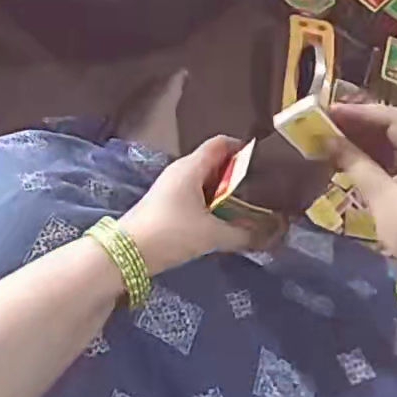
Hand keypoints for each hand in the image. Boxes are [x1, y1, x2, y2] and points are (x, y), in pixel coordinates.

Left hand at [121, 136, 257, 273]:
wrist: (126, 253)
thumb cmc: (170, 233)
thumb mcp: (211, 235)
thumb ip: (243, 234)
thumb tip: (270, 236)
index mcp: (191, 167)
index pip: (221, 143)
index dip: (243, 148)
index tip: (263, 164)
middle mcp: (181, 170)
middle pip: (215, 161)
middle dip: (238, 173)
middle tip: (261, 188)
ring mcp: (171, 186)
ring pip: (205, 179)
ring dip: (225, 190)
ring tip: (248, 205)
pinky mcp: (166, 202)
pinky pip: (195, 193)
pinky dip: (211, 201)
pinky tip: (223, 218)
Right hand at [326, 102, 396, 293]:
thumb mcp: (384, 201)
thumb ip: (358, 166)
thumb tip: (329, 140)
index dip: (363, 112)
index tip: (332, 110)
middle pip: (396, 127)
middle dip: (360, 123)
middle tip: (327, 119)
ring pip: (394, 143)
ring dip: (364, 138)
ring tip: (332, 133)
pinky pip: (395, 159)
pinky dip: (372, 155)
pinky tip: (349, 153)